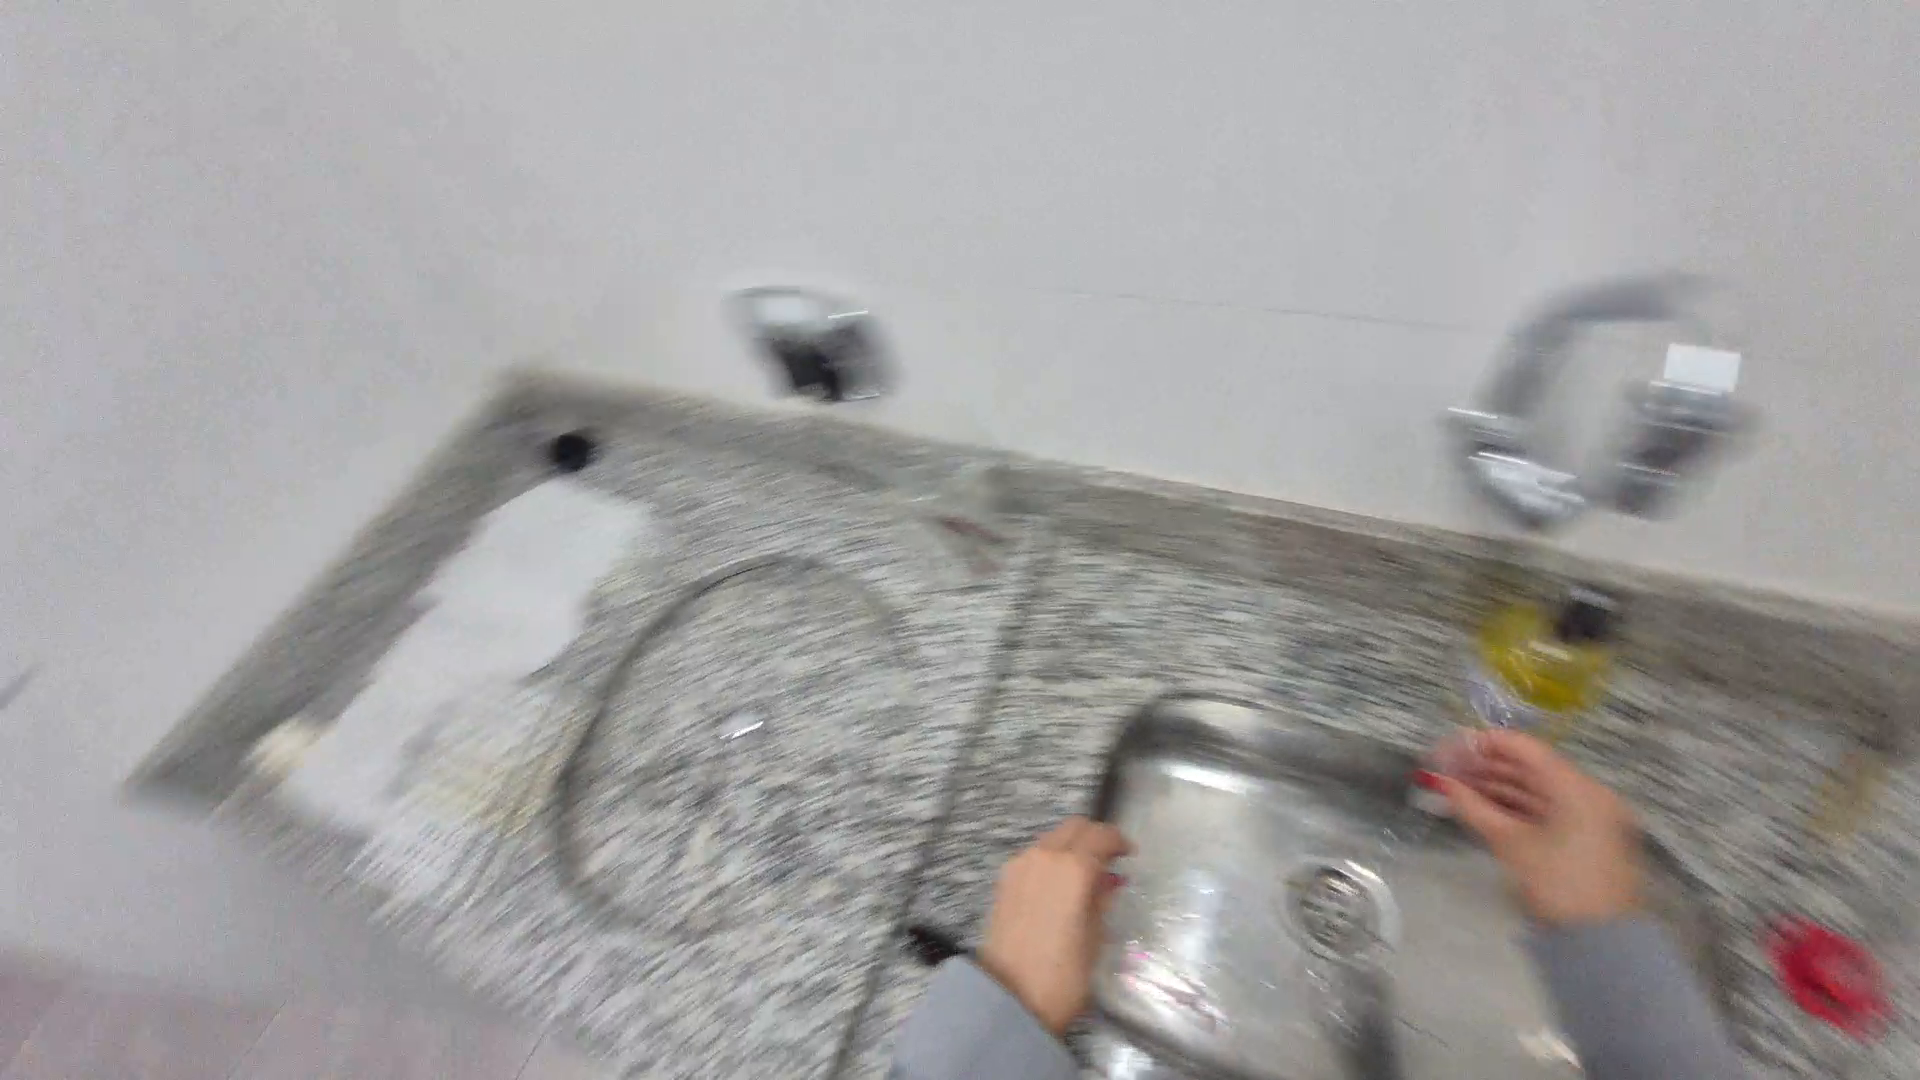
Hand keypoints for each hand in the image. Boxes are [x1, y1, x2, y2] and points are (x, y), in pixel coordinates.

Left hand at [977, 817, 1132, 1034]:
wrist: (1009, 997)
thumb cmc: (1063, 974)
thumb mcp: (1095, 937)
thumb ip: (1101, 899)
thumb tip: (1108, 879)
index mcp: (1073, 867)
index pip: (1101, 835)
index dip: (1118, 840)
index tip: (1129, 854)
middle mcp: (1044, 854)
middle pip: (1074, 827)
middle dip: (1094, 836)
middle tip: (1110, 859)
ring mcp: (1021, 863)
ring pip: (1052, 837)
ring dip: (1072, 846)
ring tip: (1085, 874)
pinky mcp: (1005, 877)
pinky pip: (1035, 854)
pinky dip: (1052, 858)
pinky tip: (1060, 884)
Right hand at [1438, 730, 1642, 924]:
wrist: (1601, 943)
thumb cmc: (1557, 883)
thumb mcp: (1509, 842)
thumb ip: (1471, 805)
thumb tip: (1440, 781)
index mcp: (1577, 789)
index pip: (1523, 747)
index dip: (1481, 743)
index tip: (1446, 749)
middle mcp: (1588, 794)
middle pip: (1527, 766)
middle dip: (1483, 766)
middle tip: (1444, 770)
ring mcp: (1589, 815)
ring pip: (1533, 787)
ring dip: (1494, 785)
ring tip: (1455, 787)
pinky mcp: (1584, 834)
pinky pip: (1543, 806)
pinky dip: (1512, 803)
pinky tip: (1479, 805)